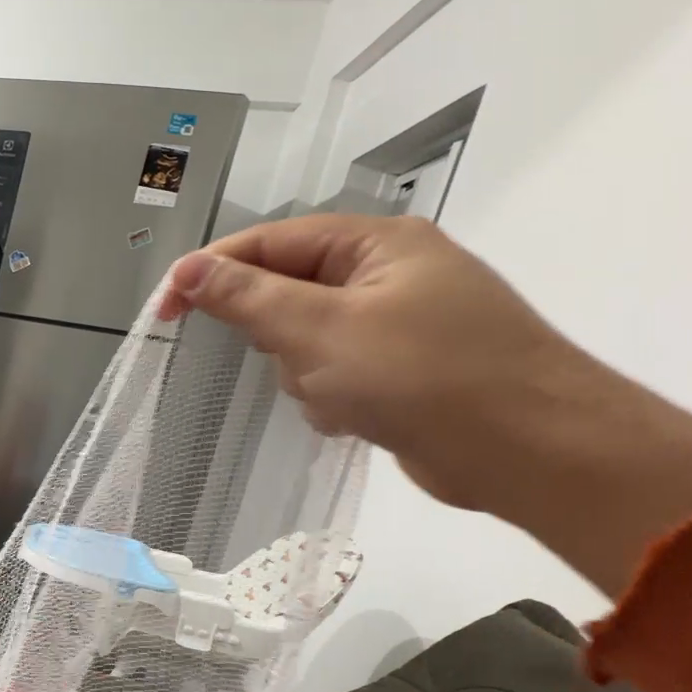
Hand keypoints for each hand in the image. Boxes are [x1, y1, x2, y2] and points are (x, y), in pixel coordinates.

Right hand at [160, 215, 586, 510]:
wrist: (527, 449)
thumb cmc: (423, 375)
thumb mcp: (320, 330)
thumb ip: (247, 297)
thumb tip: (188, 269)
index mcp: (375, 244)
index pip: (268, 242)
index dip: (209, 271)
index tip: (164, 311)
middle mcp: (386, 274)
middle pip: (284, 292)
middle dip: (275, 335)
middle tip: (298, 359)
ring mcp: (395, 323)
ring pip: (301, 341)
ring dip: (303, 374)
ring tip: (339, 396)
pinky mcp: (398, 369)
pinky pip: (329, 373)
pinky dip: (328, 396)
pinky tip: (354, 417)